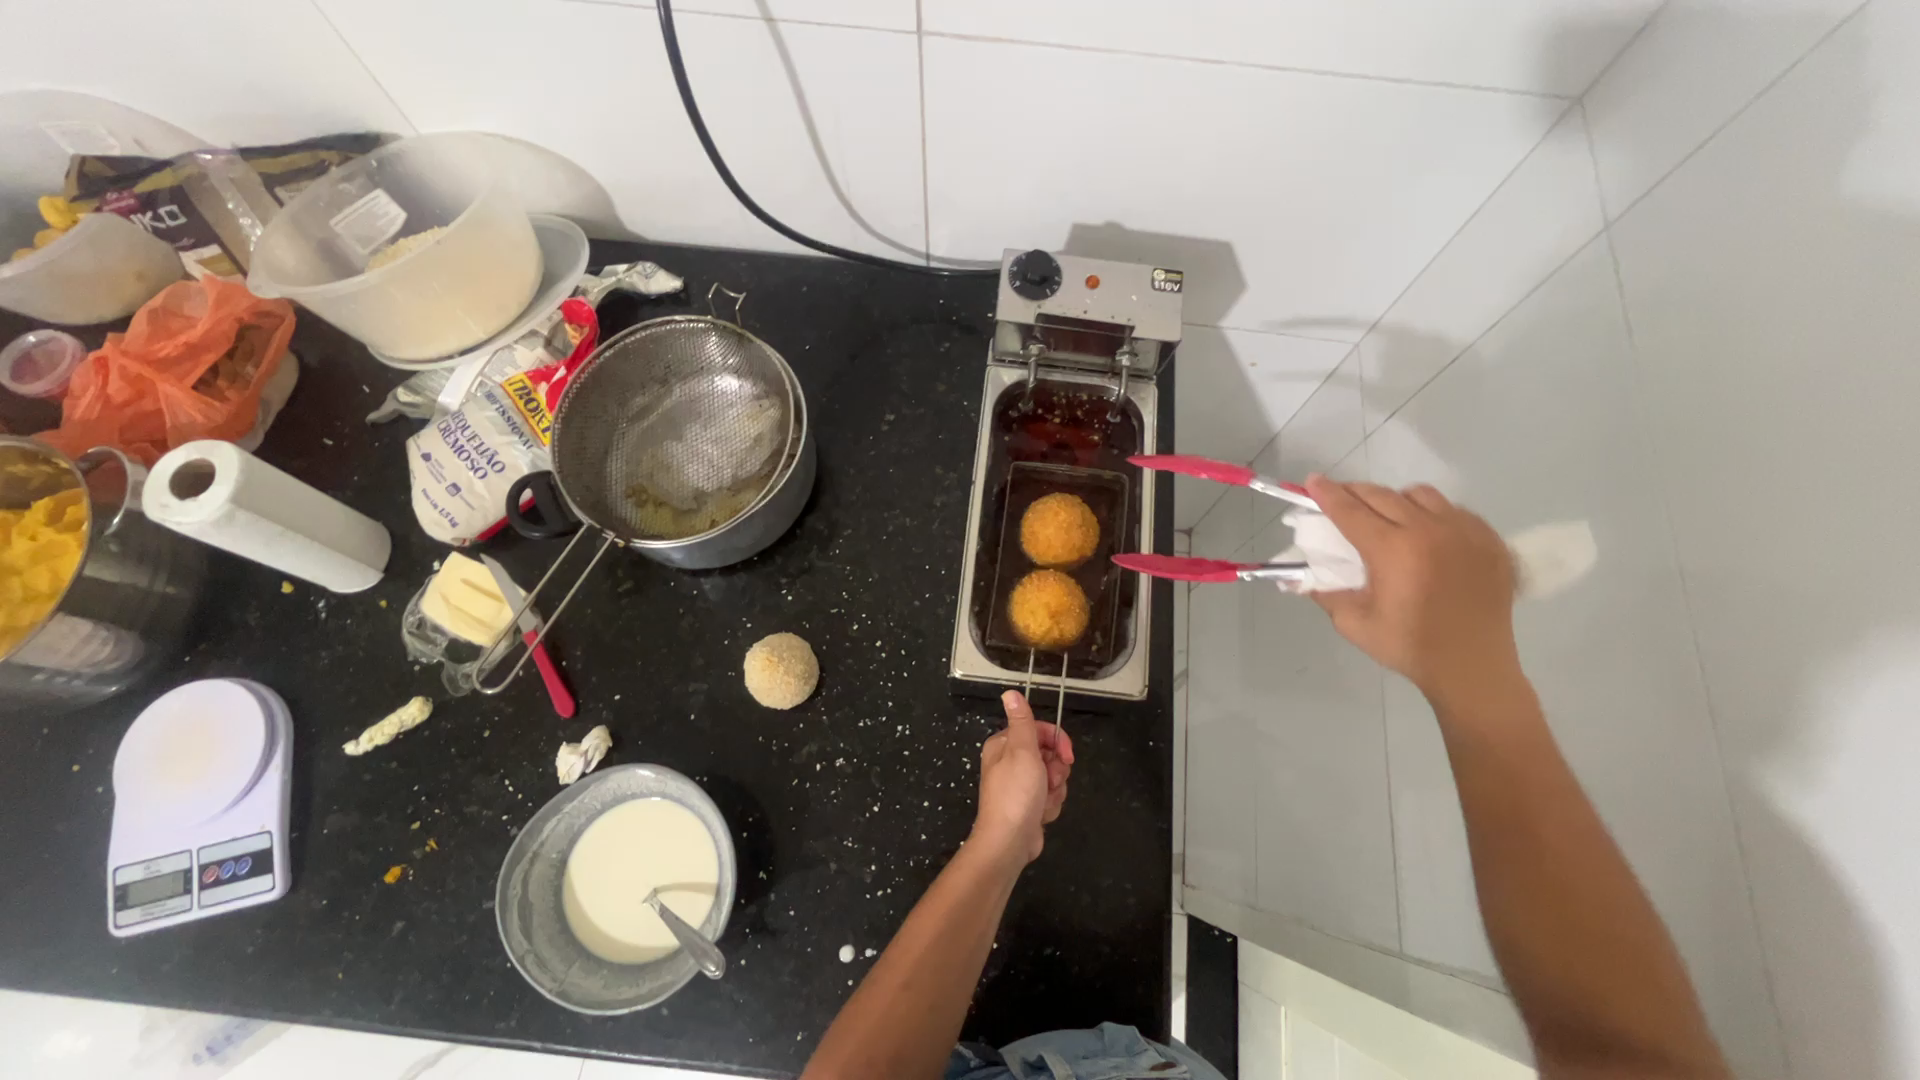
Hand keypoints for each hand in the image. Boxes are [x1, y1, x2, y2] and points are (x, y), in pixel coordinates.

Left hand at [972, 690, 1073, 865]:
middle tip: (1048, 781)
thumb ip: (1022, 721)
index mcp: (1004, 745)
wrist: (1009, 841)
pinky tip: (1041, 814)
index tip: (1067, 757)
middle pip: (1049, 754)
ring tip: (1043, 801)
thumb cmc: (1016, 793)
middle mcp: (1010, 762)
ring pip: (1053, 777)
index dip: (1057, 742)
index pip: (1039, 731)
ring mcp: (1020, 785)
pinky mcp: (1028, 805)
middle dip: (1055, 771)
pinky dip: (1050, 805)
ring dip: (1054, 790)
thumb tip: (1010, 692)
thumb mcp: (1022, 751)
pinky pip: (1050, 796)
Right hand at [1305, 476, 1522, 707]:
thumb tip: (1300, 577)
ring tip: (1388, 517)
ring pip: (1421, 495)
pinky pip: (1455, 510)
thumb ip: (1325, 592)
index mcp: (1393, 550)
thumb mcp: (1353, 623)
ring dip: (1396, 500)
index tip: (1312, 482)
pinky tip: (1427, 535)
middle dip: (1355, 493)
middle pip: (1382, 495)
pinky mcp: (1490, 540)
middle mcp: (1430, 531)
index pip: (1350, 511)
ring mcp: (1465, 532)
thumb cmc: (1409, 646)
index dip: (1327, 494)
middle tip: (1340, 498)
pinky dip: (1433, 514)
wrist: (1473, 667)